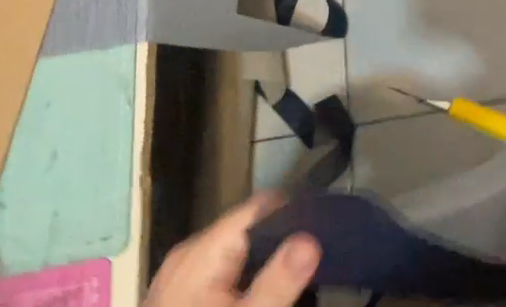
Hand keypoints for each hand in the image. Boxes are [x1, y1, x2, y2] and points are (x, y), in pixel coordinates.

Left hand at [145, 194, 319, 306]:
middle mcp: (189, 255)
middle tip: (317, 263)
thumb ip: (279, 281)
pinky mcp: (178, 300)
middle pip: (249, 229)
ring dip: (265, 265)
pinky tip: (260, 300)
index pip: (260, 207)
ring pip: (236, 254)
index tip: (327, 229)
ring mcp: (179, 278)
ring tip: (298, 283)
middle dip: (283, 243)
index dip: (296, 212)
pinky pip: (221, 276)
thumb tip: (311, 237)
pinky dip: (245, 282)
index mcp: (203, 251)